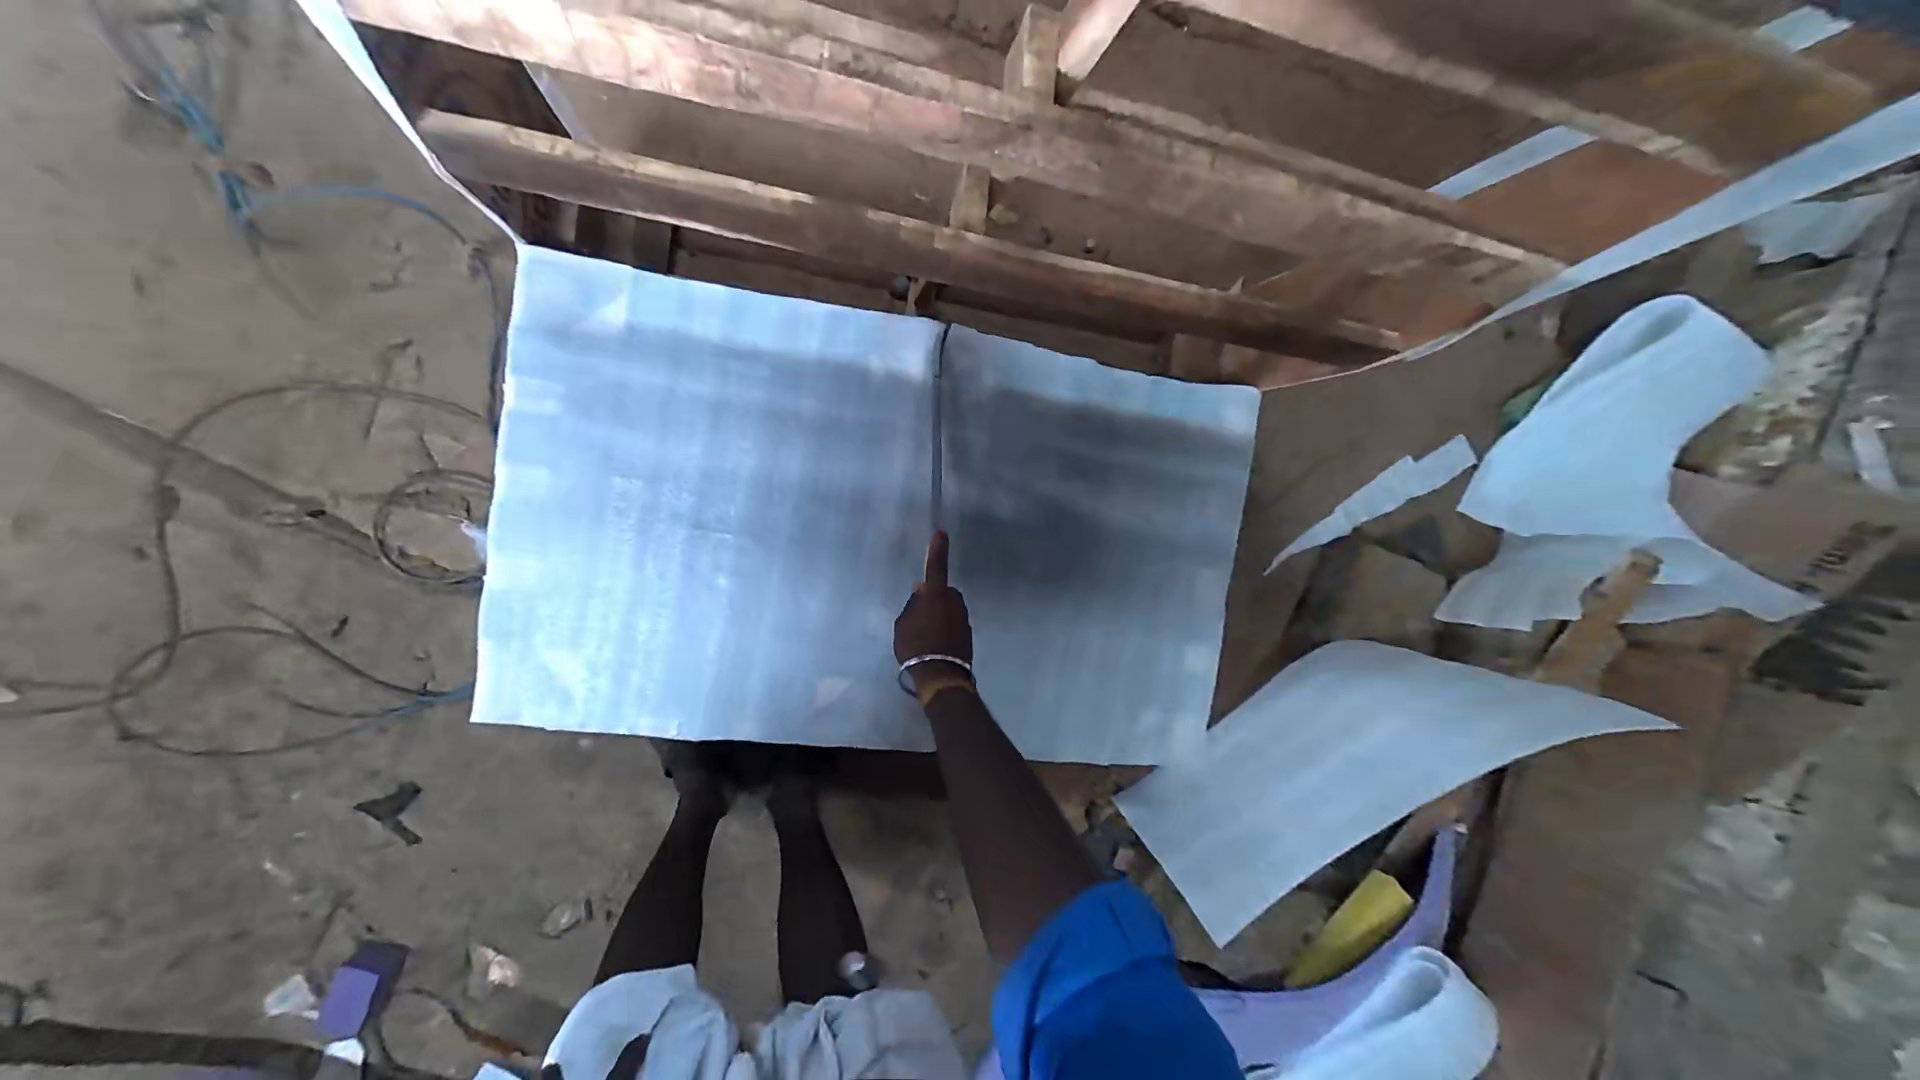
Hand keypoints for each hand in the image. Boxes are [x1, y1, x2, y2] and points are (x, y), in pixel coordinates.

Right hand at [894, 531, 971, 689]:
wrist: (940, 674)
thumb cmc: (915, 646)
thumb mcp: (903, 624)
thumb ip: (913, 605)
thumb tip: (921, 592)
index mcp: (935, 596)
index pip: (936, 567)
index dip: (938, 550)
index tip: (941, 533)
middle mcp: (953, 602)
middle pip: (943, 592)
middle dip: (935, 597)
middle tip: (919, 614)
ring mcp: (963, 618)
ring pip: (949, 608)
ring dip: (940, 613)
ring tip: (924, 634)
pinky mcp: (967, 633)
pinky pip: (953, 623)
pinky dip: (945, 627)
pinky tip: (935, 643)